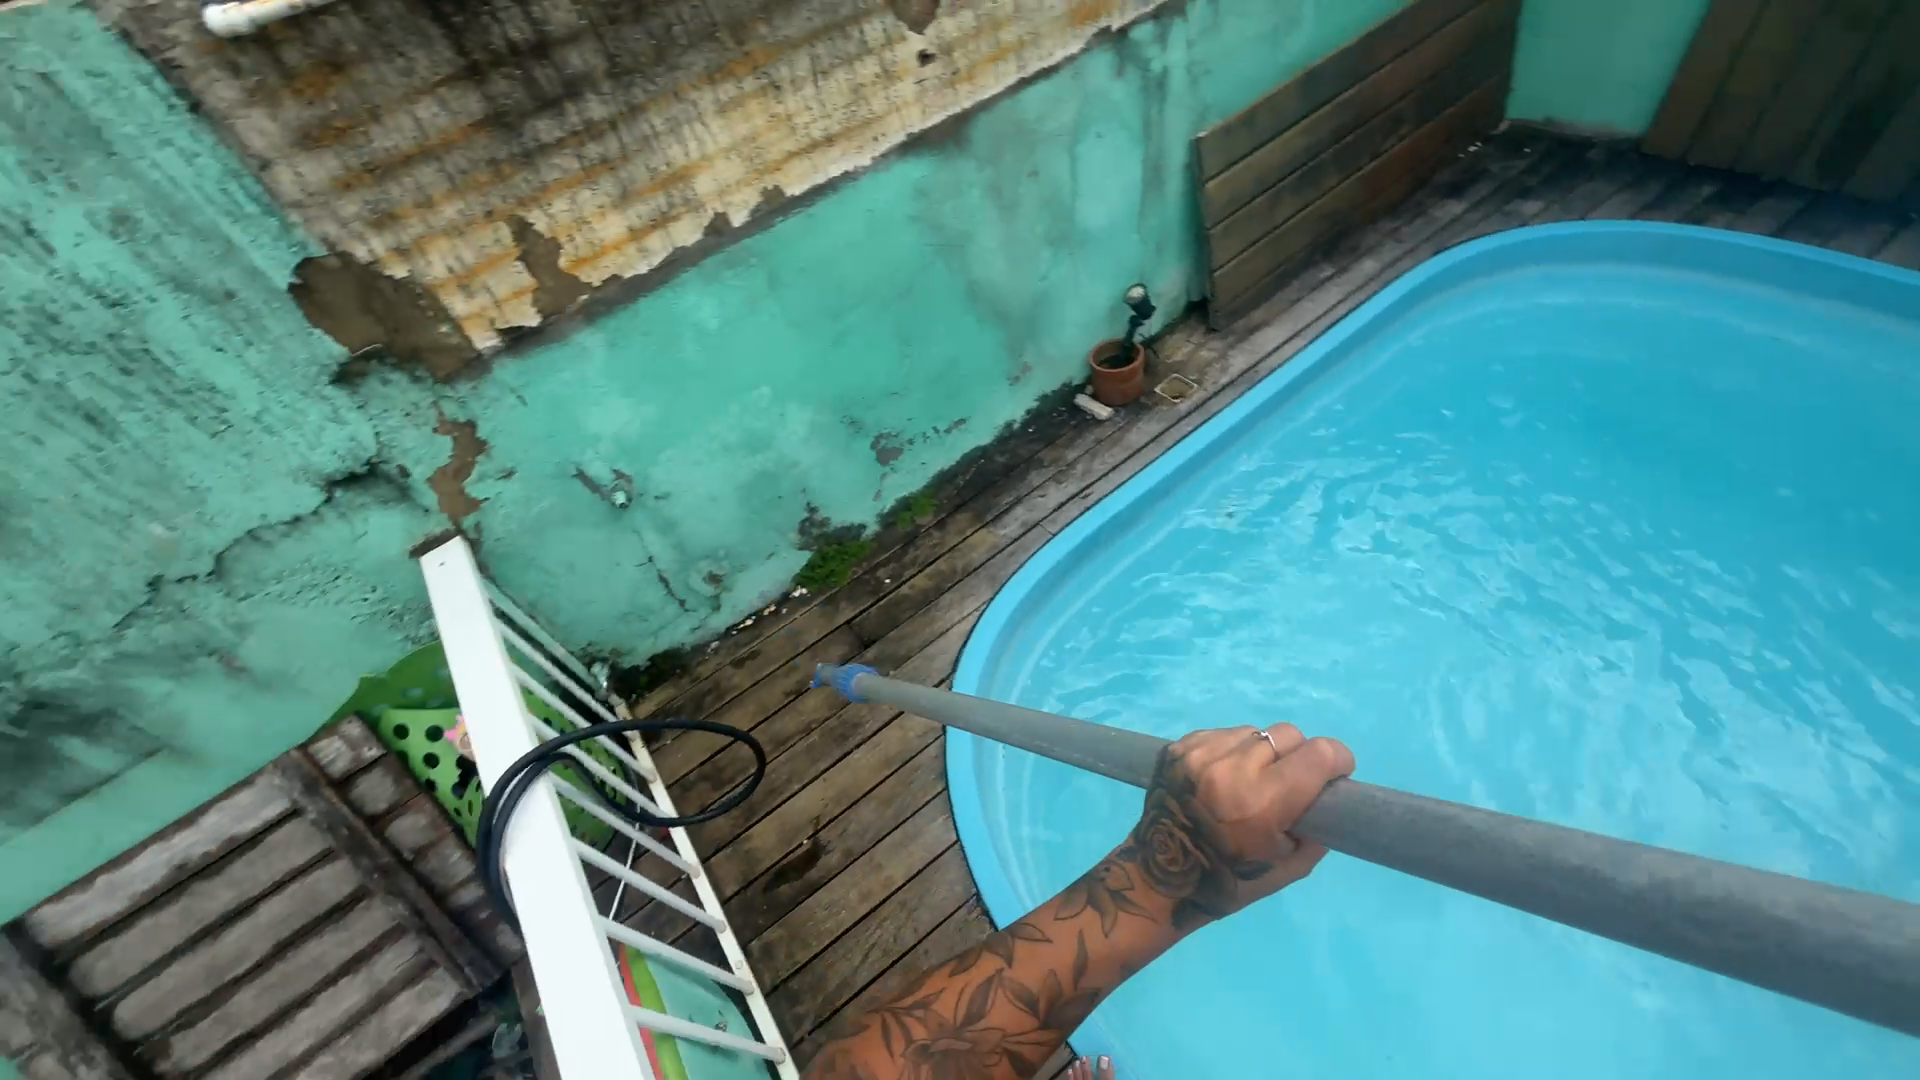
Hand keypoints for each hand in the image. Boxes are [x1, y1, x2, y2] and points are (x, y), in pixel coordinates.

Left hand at [1116, 724, 1353, 930]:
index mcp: (1262, 801)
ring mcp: (1199, 753)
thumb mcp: (1288, 868)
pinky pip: (1222, 734)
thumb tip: (1331, 797)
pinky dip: (1231, 751)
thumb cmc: (1228, 881)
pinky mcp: (1177, 746)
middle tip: (1291, 781)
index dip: (1338, 761)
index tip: (1337, 773)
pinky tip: (1224, 776)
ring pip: (1253, 731)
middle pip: (1288, 735)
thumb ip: (1317, 831)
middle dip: (1299, 755)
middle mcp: (1230, 768)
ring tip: (1251, 780)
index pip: (1319, 754)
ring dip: (1261, 751)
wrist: (1160, 873)